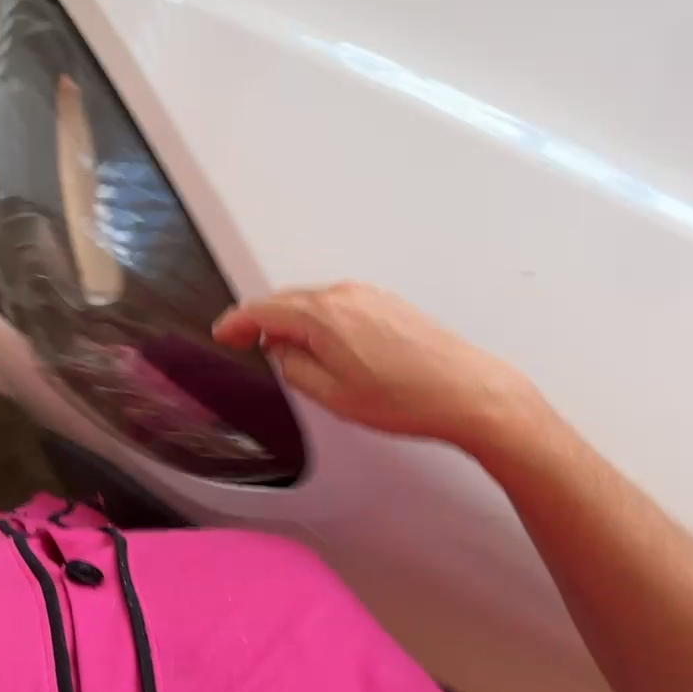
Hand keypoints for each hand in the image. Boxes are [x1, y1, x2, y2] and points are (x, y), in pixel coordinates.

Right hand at [213, 281, 539, 448]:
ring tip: (287, 350)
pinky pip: (337, 303)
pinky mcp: (385, 301)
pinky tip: (325, 343)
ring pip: (312, 301)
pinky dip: (319, 319)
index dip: (236, 322)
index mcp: (323, 315)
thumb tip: (281, 351)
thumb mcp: (332, 395)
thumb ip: (293, 368)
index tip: (223, 332)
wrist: (469, 392)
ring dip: (293, 320)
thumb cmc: (408, 397)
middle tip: (247, 341)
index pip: (263, 310)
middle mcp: (343, 294)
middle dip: (262, 321)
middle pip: (286, 300)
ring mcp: (367, 294)